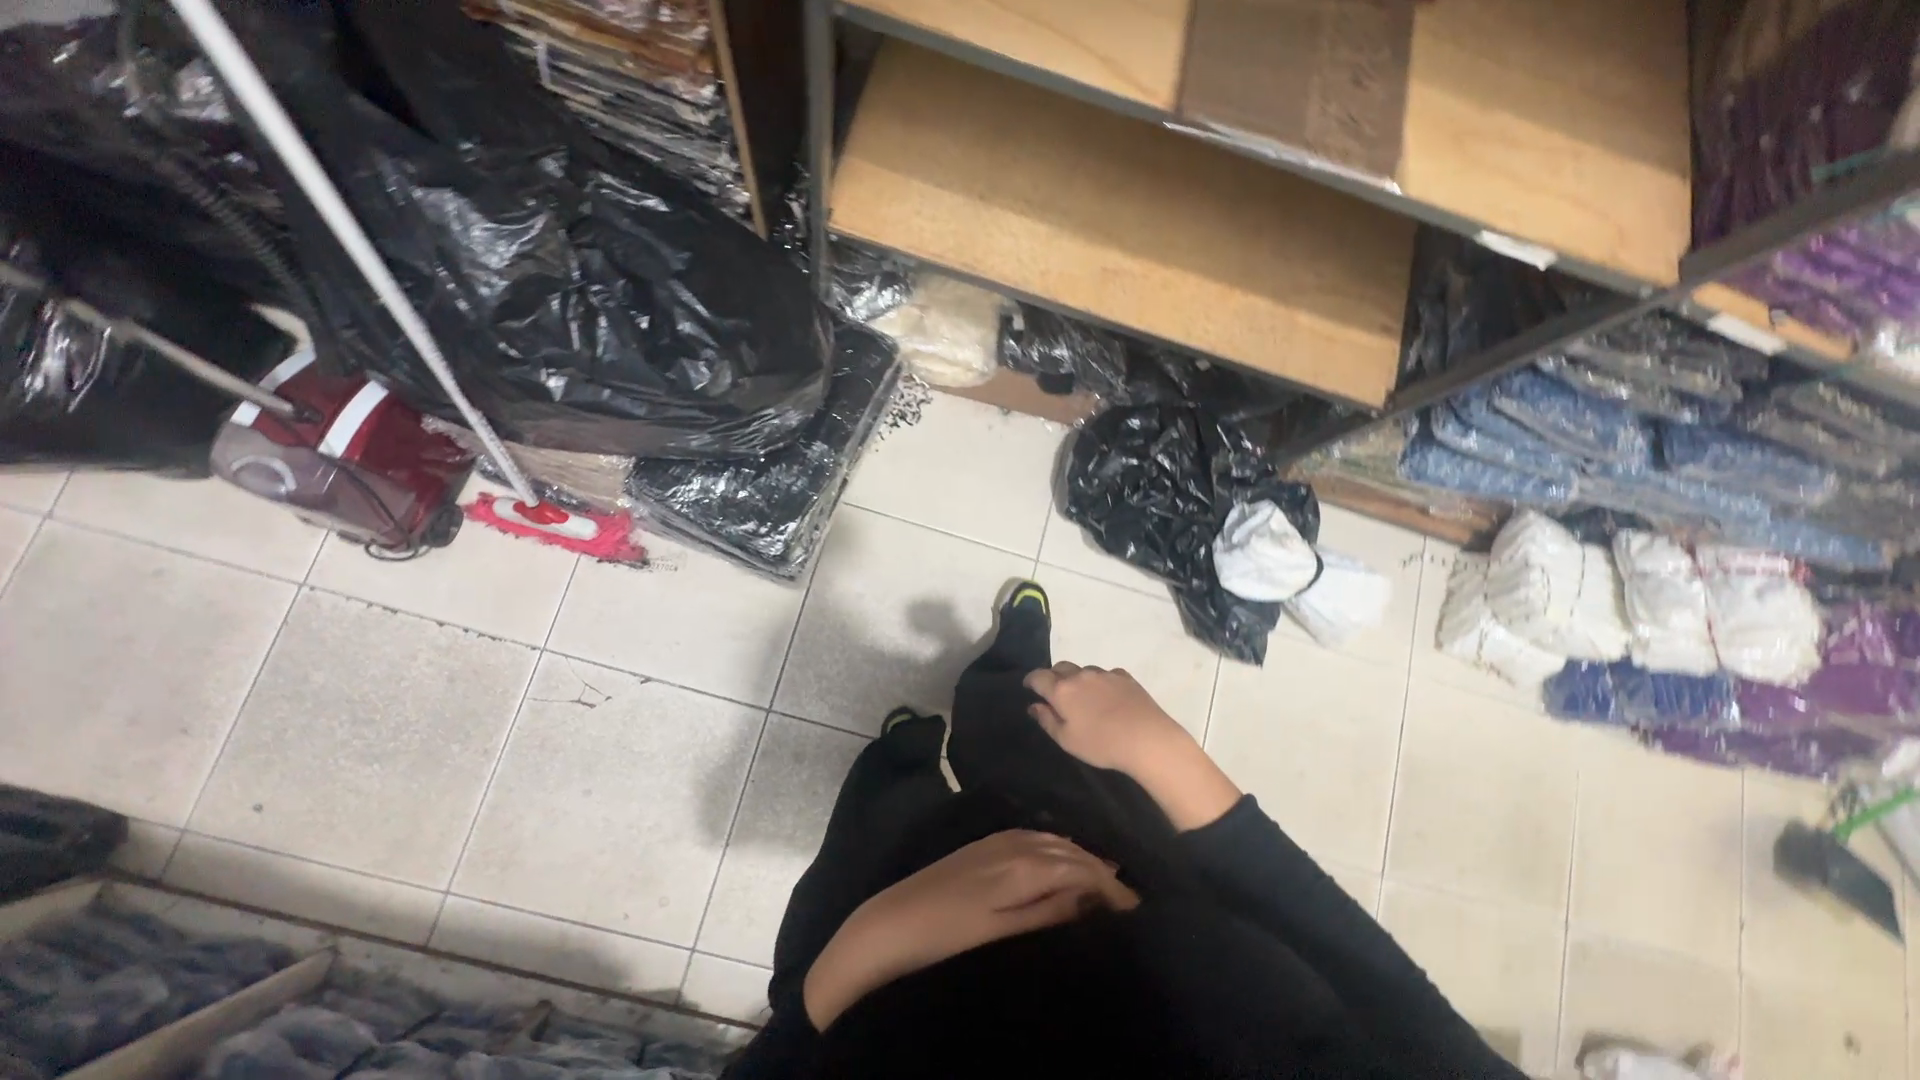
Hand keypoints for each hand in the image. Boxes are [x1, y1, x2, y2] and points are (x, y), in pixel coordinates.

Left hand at [802, 829, 1137, 1028]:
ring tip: (1106, 885)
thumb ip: (1050, 910)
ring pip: (1056, 843)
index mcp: (1026, 865)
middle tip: (1128, 900)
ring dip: (1083, 860)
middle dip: (1103, 873)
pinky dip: (1058, 851)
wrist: (893, 922)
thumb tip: (1094, 897)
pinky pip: (1037, 839)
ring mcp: (999, 840)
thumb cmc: (950, 936)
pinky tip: (1063, 866)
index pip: (1085, 871)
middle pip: (1074, 852)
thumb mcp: (1005, 931)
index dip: (1114, 890)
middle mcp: (1017, 843)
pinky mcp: (986, 844)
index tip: (1138, 910)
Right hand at [1024, 663, 1242, 830]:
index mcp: (1062, 690)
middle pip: (1060, 667)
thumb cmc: (1100, 744)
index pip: (1039, 677)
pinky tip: (1107, 697)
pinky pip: (1106, 674)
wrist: (1146, 738)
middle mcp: (1081, 675)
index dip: (1031, 680)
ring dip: (1078, 679)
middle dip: (1054, 676)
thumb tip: (1034, 706)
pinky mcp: (1125, 677)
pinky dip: (1100, 682)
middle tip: (1055, 693)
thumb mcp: (1067, 740)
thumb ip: (1047, 720)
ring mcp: (1105, 674)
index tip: (1029, 687)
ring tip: (1084, 697)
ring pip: (1084, 670)